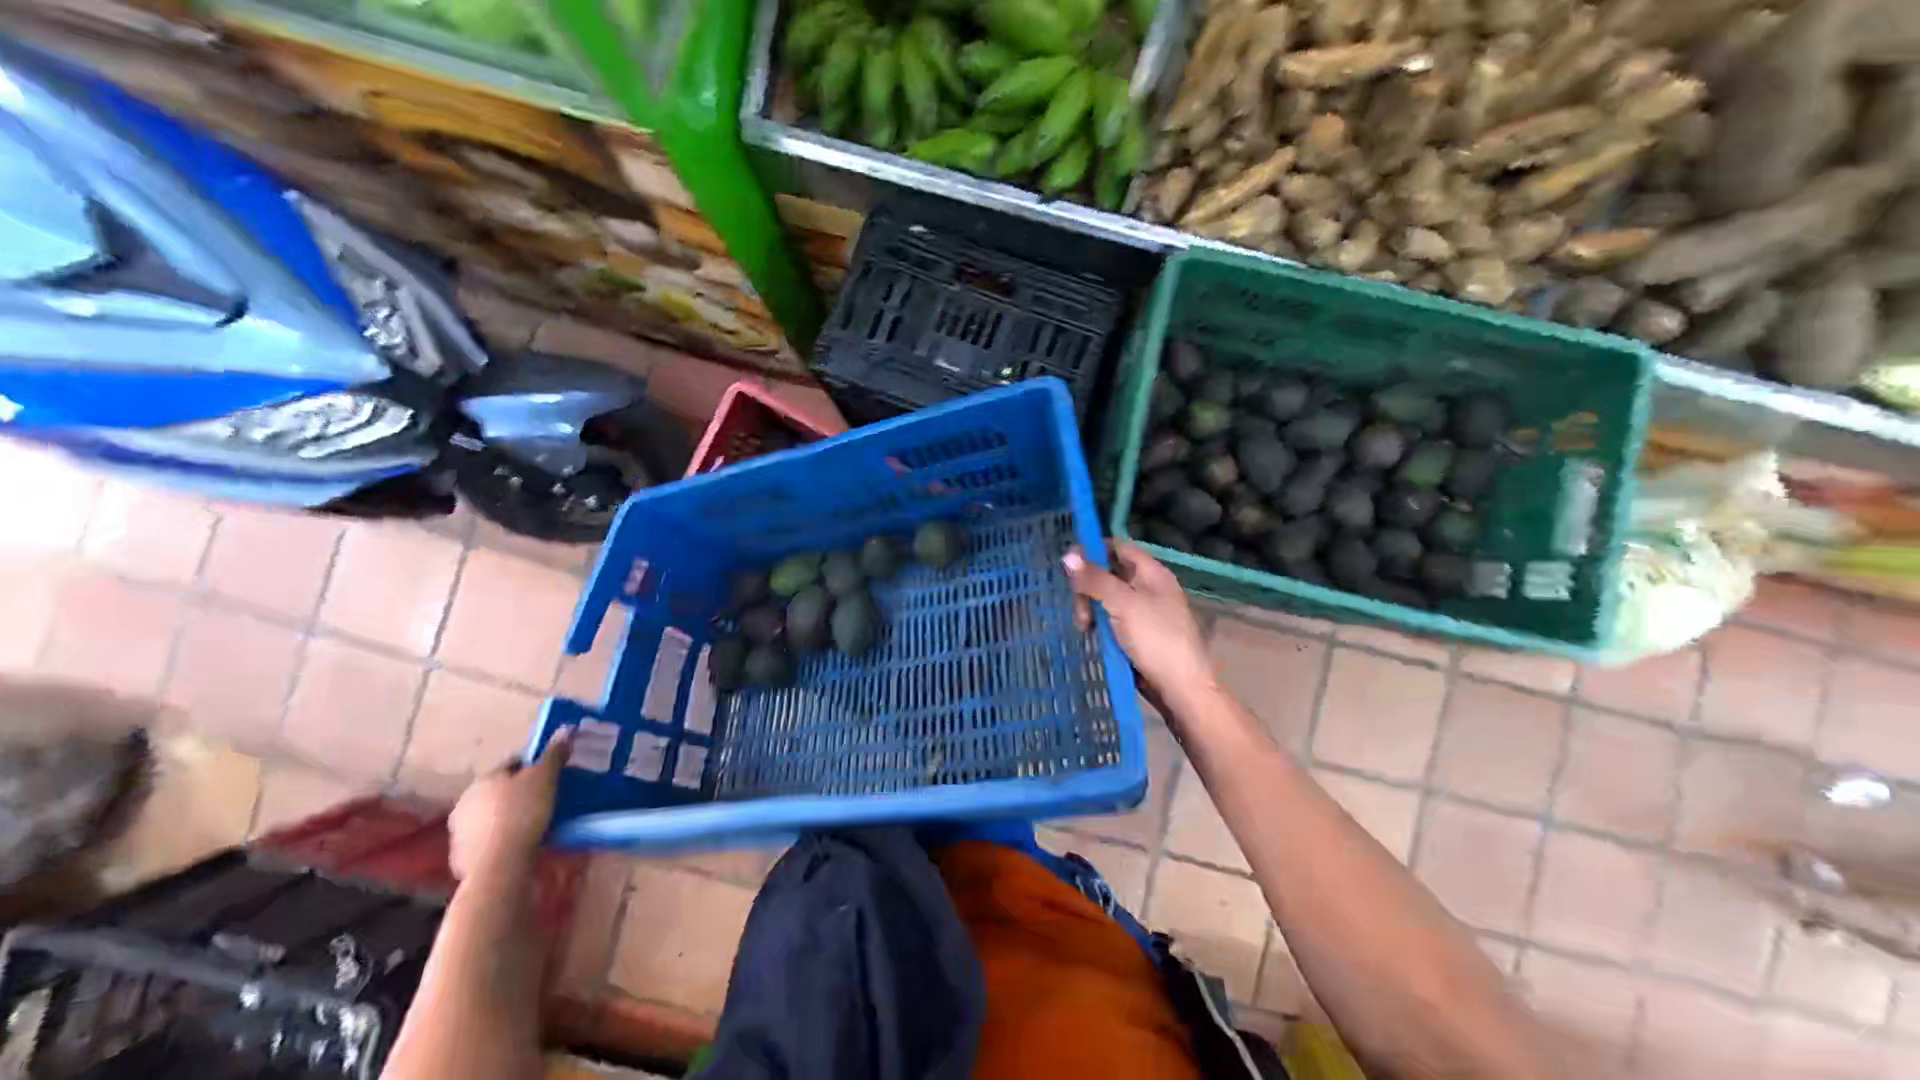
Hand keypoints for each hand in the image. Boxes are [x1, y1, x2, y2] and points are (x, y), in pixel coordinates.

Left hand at [448, 734, 567, 882]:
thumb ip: (554, 754)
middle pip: (499, 790)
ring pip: (490, 815)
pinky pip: (485, 839)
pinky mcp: (460, 854)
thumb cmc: (523, 813)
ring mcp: (459, 829)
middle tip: (544, 800)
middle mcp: (466, 799)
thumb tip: (565, 729)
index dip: (534, 767)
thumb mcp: (545, 778)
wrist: (498, 864)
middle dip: (518, 792)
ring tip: (532, 824)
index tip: (551, 777)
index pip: (512, 764)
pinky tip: (516, 845)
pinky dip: (499, 839)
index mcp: (485, 777)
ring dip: (506, 816)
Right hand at [1064, 542, 1219, 715]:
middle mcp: (1148, 588)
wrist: (1181, 689)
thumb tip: (1067, 555)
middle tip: (1081, 612)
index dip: (1093, 551)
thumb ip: (1095, 579)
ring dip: (1090, 609)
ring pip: (1105, 599)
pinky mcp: (1136, 634)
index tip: (1069, 566)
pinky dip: (1098, 625)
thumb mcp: (1123, 604)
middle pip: (1108, 574)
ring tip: (1085, 629)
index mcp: (1152, 573)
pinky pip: (1110, 620)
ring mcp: (1143, 612)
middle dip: (1088, 588)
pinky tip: (1092, 636)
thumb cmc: (1156, 639)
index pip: (1118, 548)